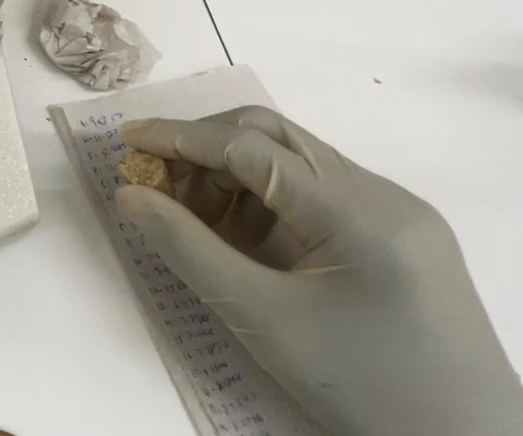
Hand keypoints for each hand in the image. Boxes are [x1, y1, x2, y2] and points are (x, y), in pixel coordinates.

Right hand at [117, 107, 522, 435]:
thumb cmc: (362, 385)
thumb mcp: (260, 317)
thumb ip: (186, 247)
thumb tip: (128, 194)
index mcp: (361, 212)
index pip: (249, 146)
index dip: (179, 137)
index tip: (125, 140)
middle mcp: (383, 196)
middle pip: (272, 137)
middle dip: (203, 147)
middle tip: (154, 175)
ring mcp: (396, 213)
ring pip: (290, 159)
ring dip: (229, 173)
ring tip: (193, 215)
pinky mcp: (396, 234)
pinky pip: (312, 189)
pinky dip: (261, 196)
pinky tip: (239, 233)